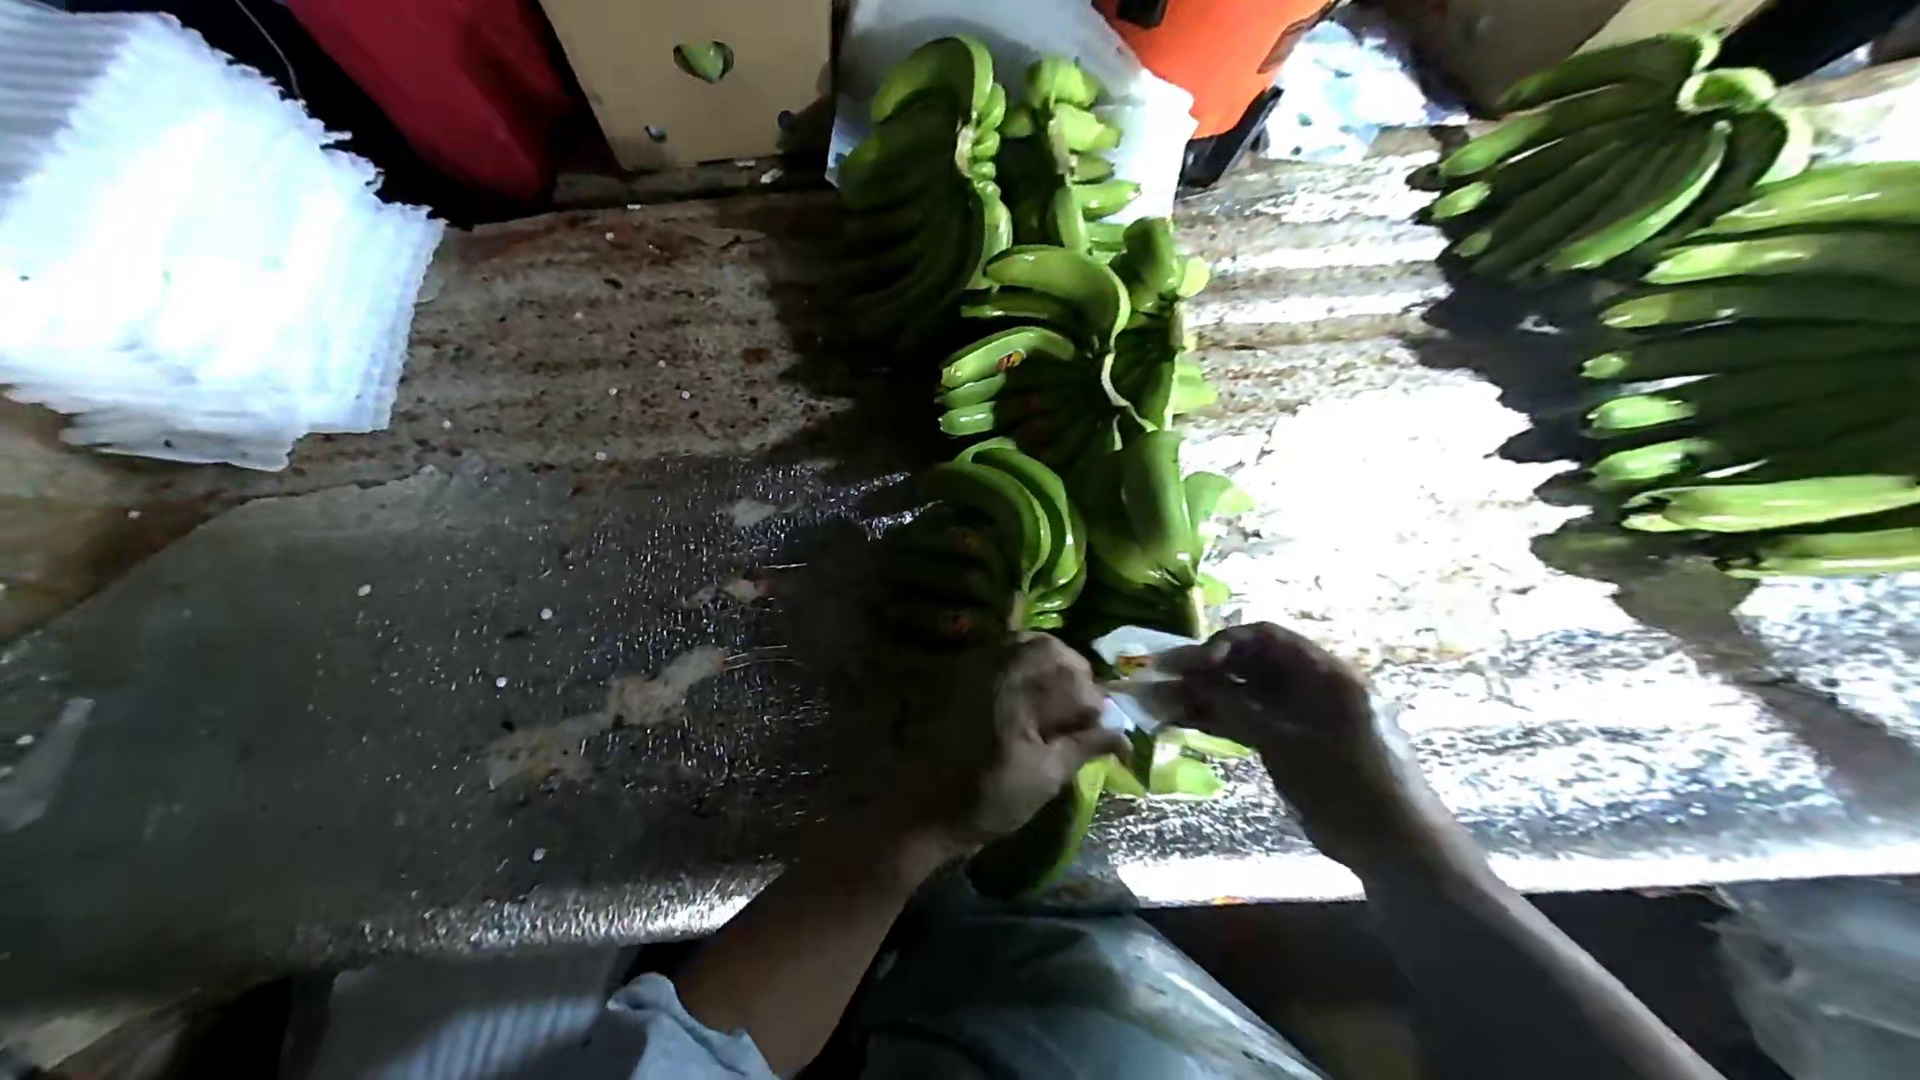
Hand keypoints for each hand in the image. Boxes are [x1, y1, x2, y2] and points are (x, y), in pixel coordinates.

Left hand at [913, 633, 1129, 852]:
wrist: (929, 806)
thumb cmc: (990, 798)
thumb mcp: (1046, 778)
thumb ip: (1084, 746)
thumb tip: (1123, 736)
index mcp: (1022, 694)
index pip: (1077, 684)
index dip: (1095, 708)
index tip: (1101, 731)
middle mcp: (1001, 669)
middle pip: (1053, 651)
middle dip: (1077, 677)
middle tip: (1083, 711)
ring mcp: (981, 667)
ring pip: (1029, 643)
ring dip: (1054, 662)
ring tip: (1061, 696)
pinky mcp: (967, 672)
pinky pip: (1004, 648)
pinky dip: (1026, 657)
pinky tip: (1033, 684)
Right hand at [1161, 623, 1462, 872]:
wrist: (1395, 847)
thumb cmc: (1349, 786)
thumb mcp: (1288, 745)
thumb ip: (1238, 710)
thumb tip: (1191, 683)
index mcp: (1324, 673)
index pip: (1267, 637)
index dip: (1227, 643)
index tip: (1195, 664)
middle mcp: (1310, 686)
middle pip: (1251, 663)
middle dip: (1206, 669)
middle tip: (1165, 680)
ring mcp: (1299, 715)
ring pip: (1245, 693)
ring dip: (1207, 696)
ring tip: (1164, 703)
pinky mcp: (1290, 742)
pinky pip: (1249, 720)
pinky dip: (1220, 720)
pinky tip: (1185, 723)